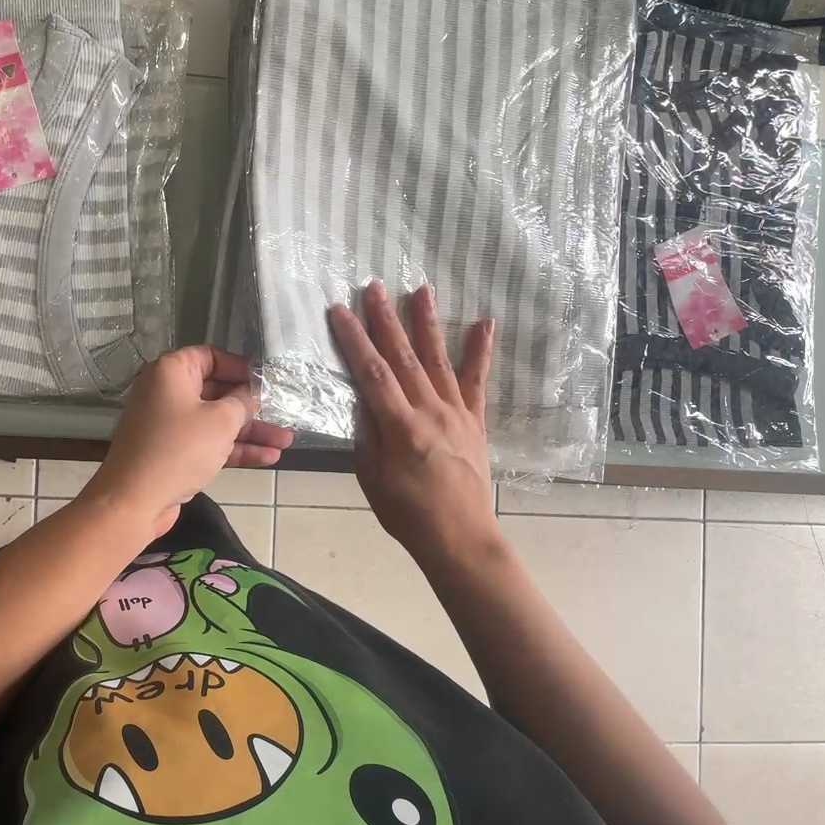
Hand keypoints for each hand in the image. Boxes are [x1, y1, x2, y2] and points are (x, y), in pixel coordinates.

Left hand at [84, 346, 294, 537]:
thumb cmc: (179, 448)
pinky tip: (269, 458)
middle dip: (252, 405)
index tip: (267, 381)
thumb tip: (255, 392)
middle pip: (217, 391)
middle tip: (284, 412)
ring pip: (216, 422)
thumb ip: (243, 402)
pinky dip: (235, 449)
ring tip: (286, 440)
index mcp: (171, 372)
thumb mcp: (221, 420)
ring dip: (251, 431)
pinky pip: (209, 444)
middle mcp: (167, 393)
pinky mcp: (174, 453)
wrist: (135, 500)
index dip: (240, 367)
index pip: (211, 356)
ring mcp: (170, 425)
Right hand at [329, 282, 501, 562]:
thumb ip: (367, 437)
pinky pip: (476, 381)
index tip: (340, 311)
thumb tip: (361, 403)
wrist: (461, 537)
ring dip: (427, 324)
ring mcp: (456, 413)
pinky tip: (483, 324)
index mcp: (400, 427)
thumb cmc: (408, 514)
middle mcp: (430, 411)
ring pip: (438, 360)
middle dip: (386, 320)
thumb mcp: (372, 479)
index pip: (372, 374)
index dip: (355, 340)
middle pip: (403, 357)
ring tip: (421, 290)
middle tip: (374, 287)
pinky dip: (480, 351)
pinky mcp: (475, 421)